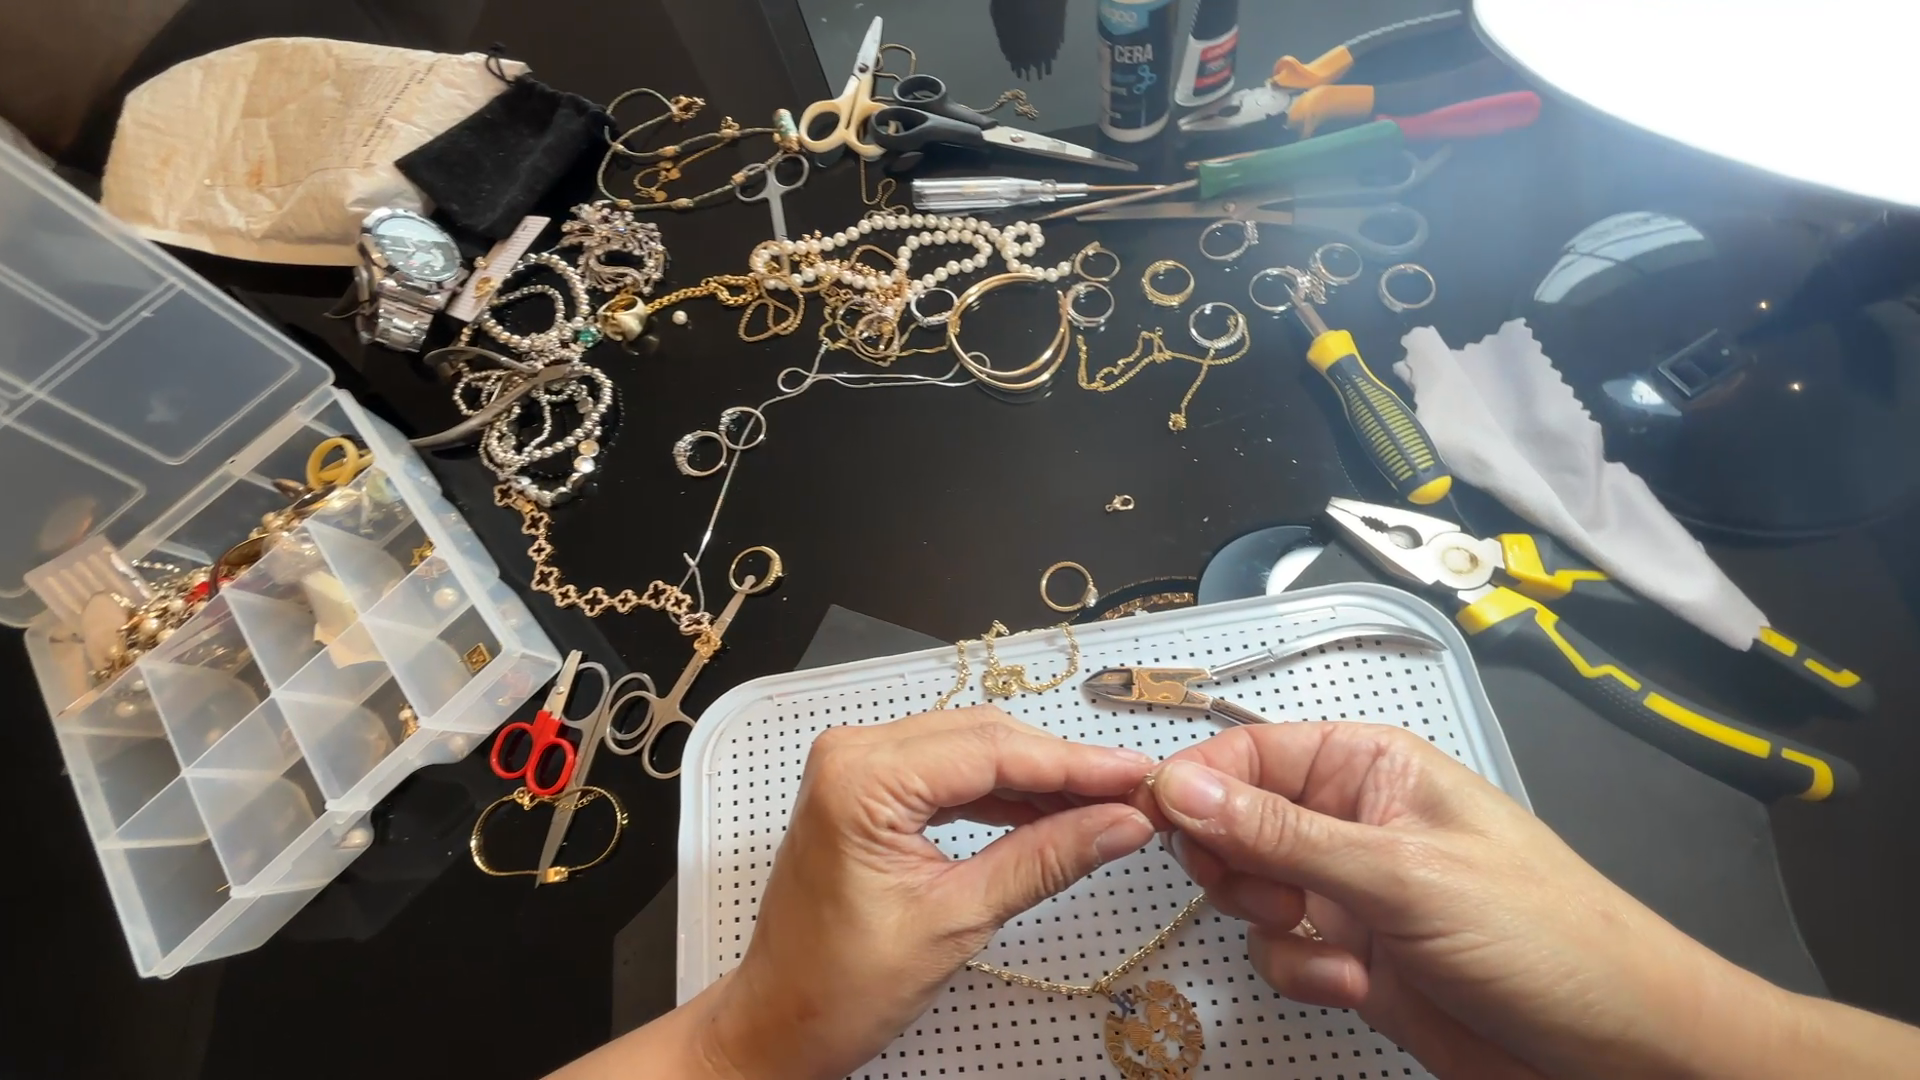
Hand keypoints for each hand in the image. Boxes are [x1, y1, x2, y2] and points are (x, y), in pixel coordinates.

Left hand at [703, 707, 1156, 1079]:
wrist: (777, 1022)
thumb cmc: (843, 987)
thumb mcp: (958, 920)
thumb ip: (1045, 859)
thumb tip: (1122, 822)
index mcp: (863, 776)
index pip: (991, 750)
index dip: (1073, 763)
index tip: (1135, 775)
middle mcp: (856, 750)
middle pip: (983, 738)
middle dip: (1060, 766)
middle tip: (1128, 792)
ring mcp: (858, 761)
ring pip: (969, 748)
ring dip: (1034, 777)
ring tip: (1100, 802)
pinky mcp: (868, 781)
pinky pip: (947, 770)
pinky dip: (998, 789)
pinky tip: (1046, 809)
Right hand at [1140, 722, 1781, 1079]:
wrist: (1634, 1064)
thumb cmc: (1534, 936)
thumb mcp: (1398, 875)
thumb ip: (1277, 832)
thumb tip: (1172, 784)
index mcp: (1360, 766)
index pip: (1247, 753)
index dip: (1196, 781)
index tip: (1154, 820)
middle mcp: (1341, 818)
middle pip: (1232, 818)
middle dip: (1232, 860)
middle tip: (1256, 893)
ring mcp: (1341, 885)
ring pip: (1246, 884)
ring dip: (1268, 919)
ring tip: (1320, 940)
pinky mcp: (1344, 949)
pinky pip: (1276, 946)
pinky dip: (1300, 968)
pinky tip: (1354, 985)